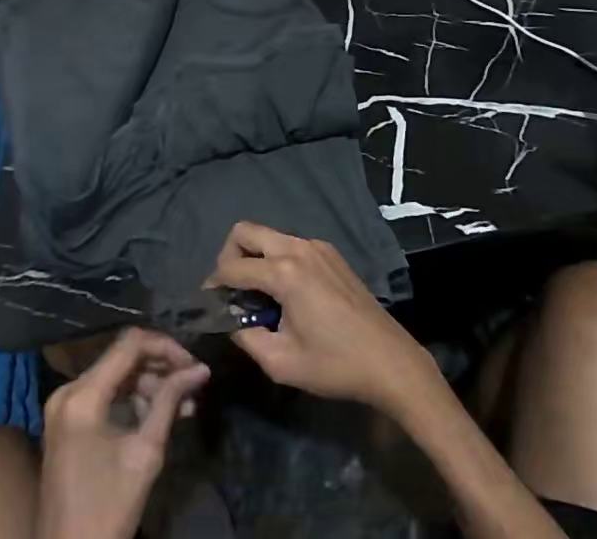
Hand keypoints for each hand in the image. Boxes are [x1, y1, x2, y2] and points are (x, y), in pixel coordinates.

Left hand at [36, 329, 209, 538]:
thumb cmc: (108, 508)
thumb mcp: (146, 451)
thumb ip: (170, 401)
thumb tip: (200, 368)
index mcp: (83, 396)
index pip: (131, 345)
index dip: (167, 347)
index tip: (194, 365)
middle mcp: (68, 392)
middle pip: (124, 357)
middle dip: (162, 367)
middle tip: (193, 386)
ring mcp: (65, 407)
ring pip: (119, 375)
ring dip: (152, 385)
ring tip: (186, 406)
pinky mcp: (68, 422)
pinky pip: (107, 394)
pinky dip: (135, 399)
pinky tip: (162, 415)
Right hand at [207, 222, 439, 414]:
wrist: (388, 360)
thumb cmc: (333, 364)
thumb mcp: (279, 362)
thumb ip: (245, 336)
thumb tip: (230, 320)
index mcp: (285, 272)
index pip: (232, 266)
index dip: (212, 285)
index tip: (207, 306)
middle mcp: (300, 248)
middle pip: (247, 232)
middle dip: (229, 257)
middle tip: (231, 293)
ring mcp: (320, 248)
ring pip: (271, 237)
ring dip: (255, 259)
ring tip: (257, 299)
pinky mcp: (333, 255)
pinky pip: (292, 246)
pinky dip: (277, 262)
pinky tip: (285, 295)